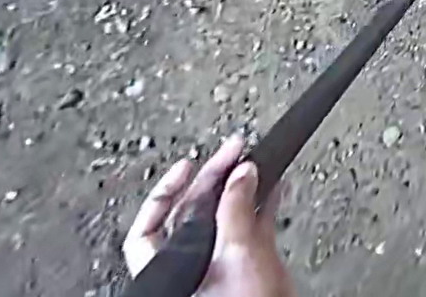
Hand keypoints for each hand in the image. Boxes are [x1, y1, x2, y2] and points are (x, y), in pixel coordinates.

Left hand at [124, 134, 294, 296]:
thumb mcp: (237, 254)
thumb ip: (236, 210)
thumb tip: (240, 173)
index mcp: (168, 273)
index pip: (150, 228)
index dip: (167, 191)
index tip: (193, 161)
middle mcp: (186, 270)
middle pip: (190, 216)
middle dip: (214, 180)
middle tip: (236, 151)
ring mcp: (216, 268)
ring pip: (223, 216)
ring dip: (241, 185)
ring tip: (257, 161)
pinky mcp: (245, 265)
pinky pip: (251, 223)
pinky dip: (263, 199)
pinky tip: (275, 183)